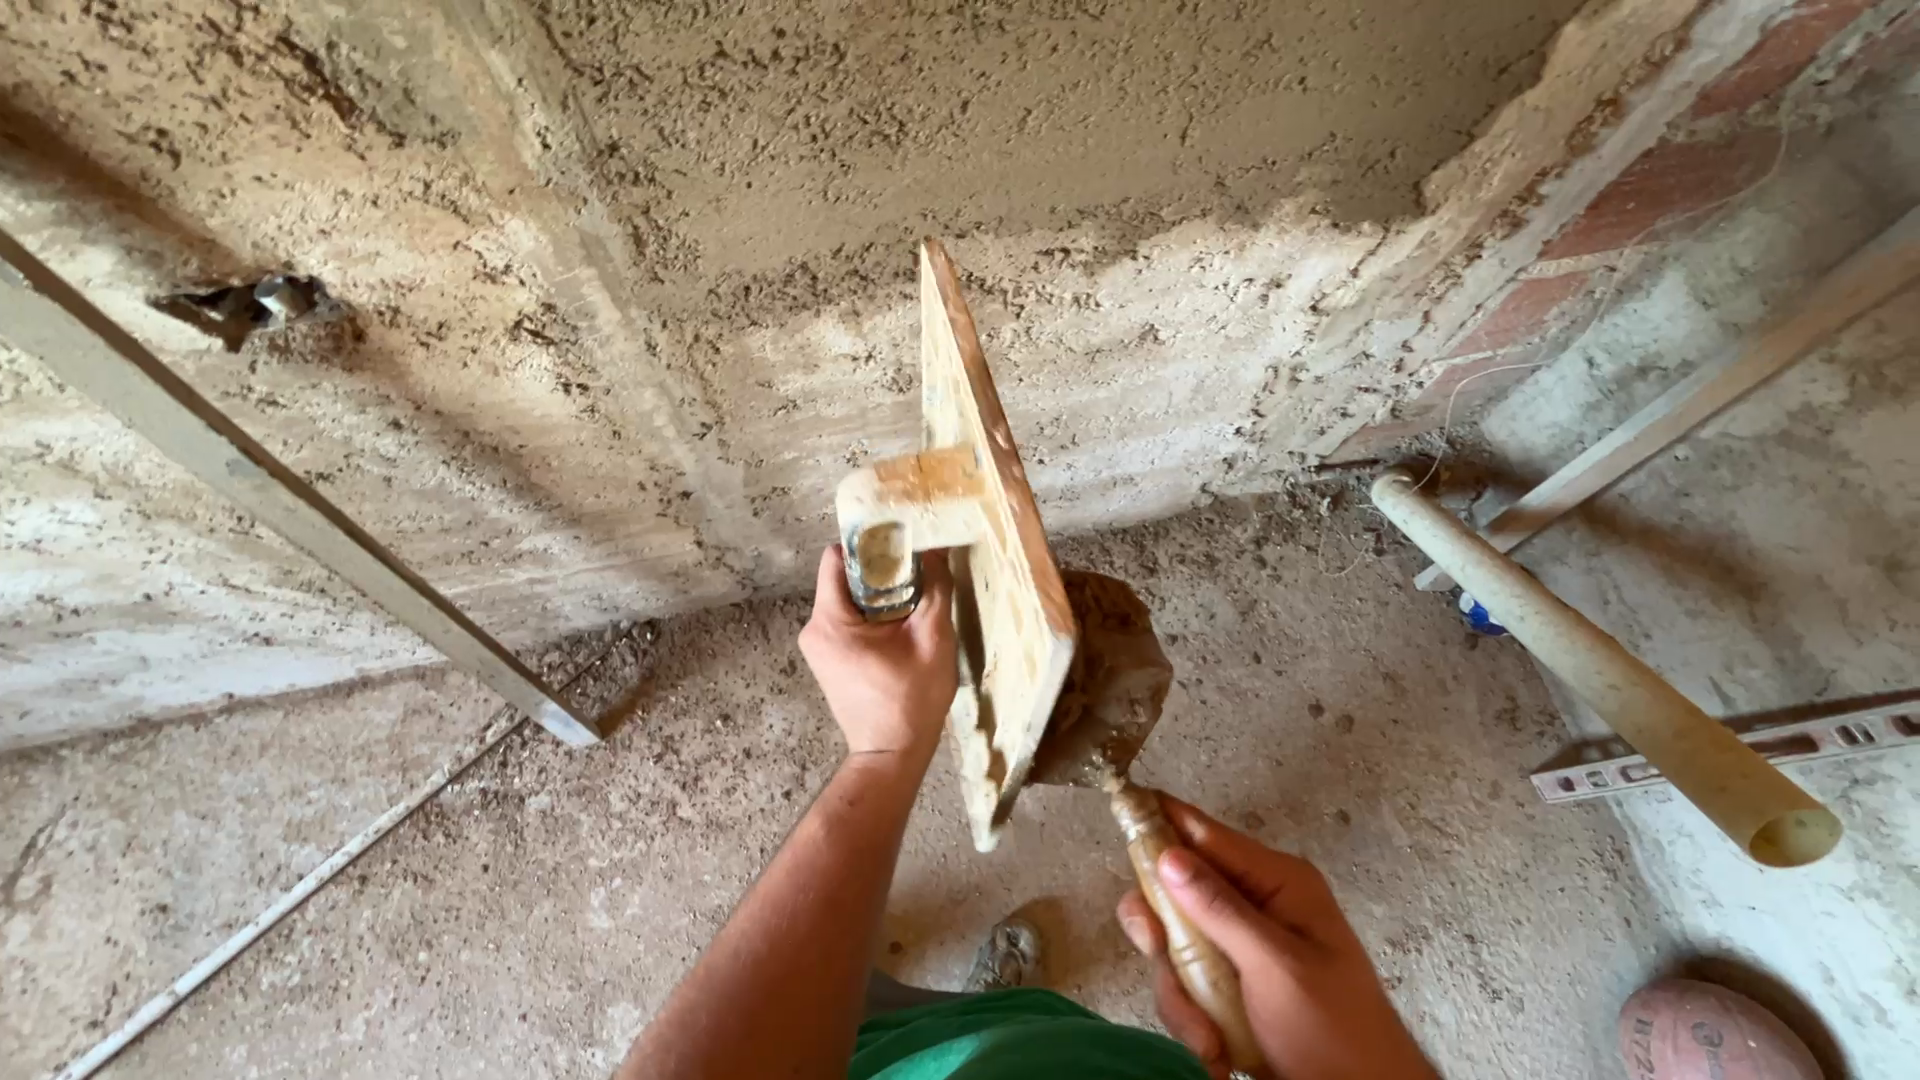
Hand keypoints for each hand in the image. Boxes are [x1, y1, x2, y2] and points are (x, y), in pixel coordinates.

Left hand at [797, 545, 957, 758]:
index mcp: (830, 621)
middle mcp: (813, 628)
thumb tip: (937, 548)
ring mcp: (817, 645)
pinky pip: (848, 620)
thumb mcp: (933, 639)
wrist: (892, 753)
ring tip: (913, 603)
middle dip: (880, 572)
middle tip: (917, 576)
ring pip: (848, 598)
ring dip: (879, 595)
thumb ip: (935, 587)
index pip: (837, 557)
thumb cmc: (912, 700)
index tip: (902, 548)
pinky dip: (873, 615)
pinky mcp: (827, 658)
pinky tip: (900, 627)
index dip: (870, 546)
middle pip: (843, 577)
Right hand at [1116, 796, 1437, 1079]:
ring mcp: (1235, 943)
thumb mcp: (1278, 968)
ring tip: (1207, 1040)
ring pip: (1171, 941)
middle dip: (1162, 932)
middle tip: (1158, 952)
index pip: (1204, 832)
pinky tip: (1215, 1053)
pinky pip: (1182, 980)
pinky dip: (1190, 1018)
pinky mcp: (1225, 982)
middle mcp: (1251, 902)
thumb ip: (1220, 909)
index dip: (1159, 818)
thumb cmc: (1335, 1033)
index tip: (1119, 806)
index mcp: (1275, 881)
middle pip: (1173, 888)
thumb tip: (1167, 854)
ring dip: (1180, 994)